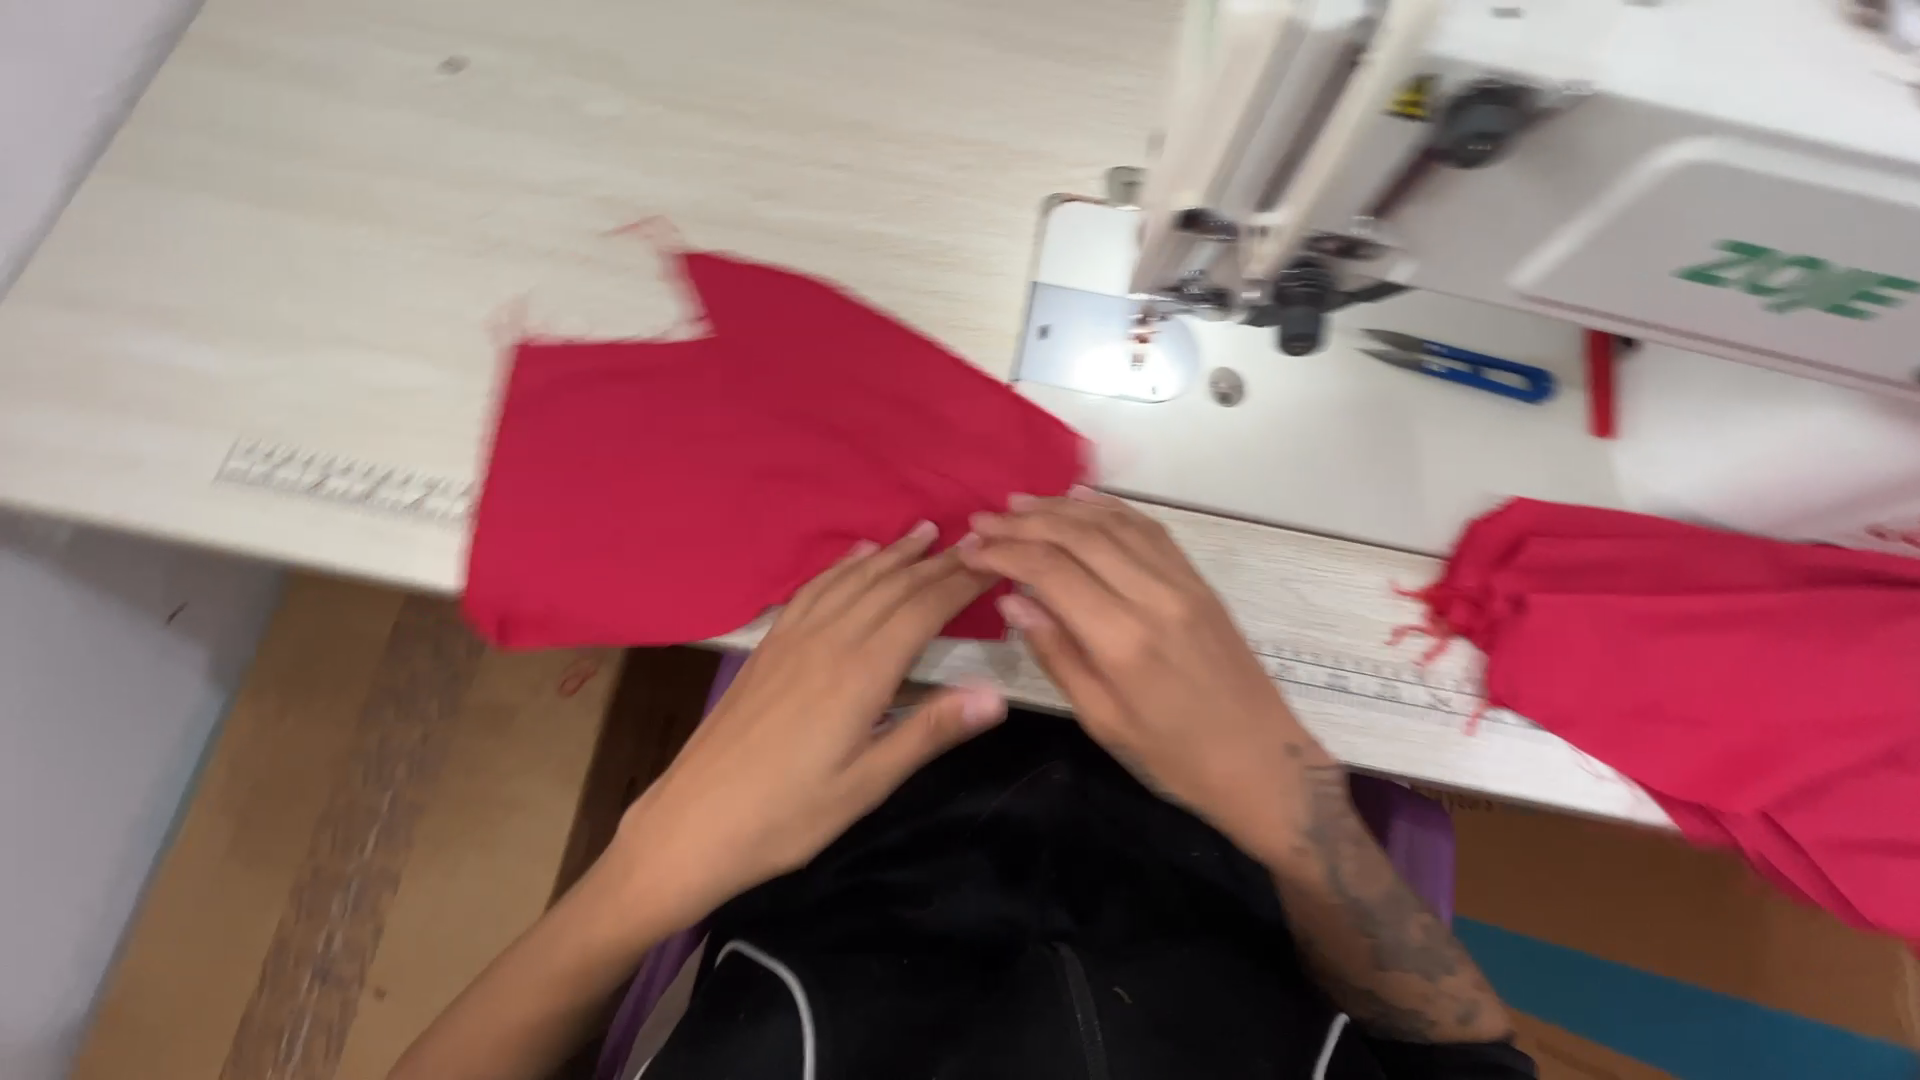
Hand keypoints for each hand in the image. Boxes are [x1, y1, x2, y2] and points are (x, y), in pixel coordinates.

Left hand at [614, 522, 1006, 926]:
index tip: (995, 561)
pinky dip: (843, 566)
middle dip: (936, 562)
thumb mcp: (866, 785)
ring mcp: (793, 638)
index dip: (961, 583)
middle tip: (974, 540)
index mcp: (861, 674)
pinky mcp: (769, 646)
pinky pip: (813, 589)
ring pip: (853, 580)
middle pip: (892, 587)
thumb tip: (995, 695)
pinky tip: (857, 556)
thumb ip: (929, 733)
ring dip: (892, 554)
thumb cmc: (788, 816)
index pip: (923, 611)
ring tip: (924, 531)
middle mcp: (829, 641)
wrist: (692, 823)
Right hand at [958, 489, 1329, 859]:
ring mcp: (1182, 583)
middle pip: (1078, 536)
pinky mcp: (1199, 581)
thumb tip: (1012, 600)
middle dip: (1024, 522)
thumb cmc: (1174, 757)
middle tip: (984, 518)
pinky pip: (1149, 529)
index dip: (1004, 553)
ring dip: (1062, 507)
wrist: (1262, 762)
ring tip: (1020, 503)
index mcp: (1122, 640)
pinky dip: (1110, 508)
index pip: (1050, 571)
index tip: (970, 548)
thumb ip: (1056, 654)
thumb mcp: (1102, 720)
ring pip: (1113, 523)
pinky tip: (1081, 500)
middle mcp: (1153, 597)